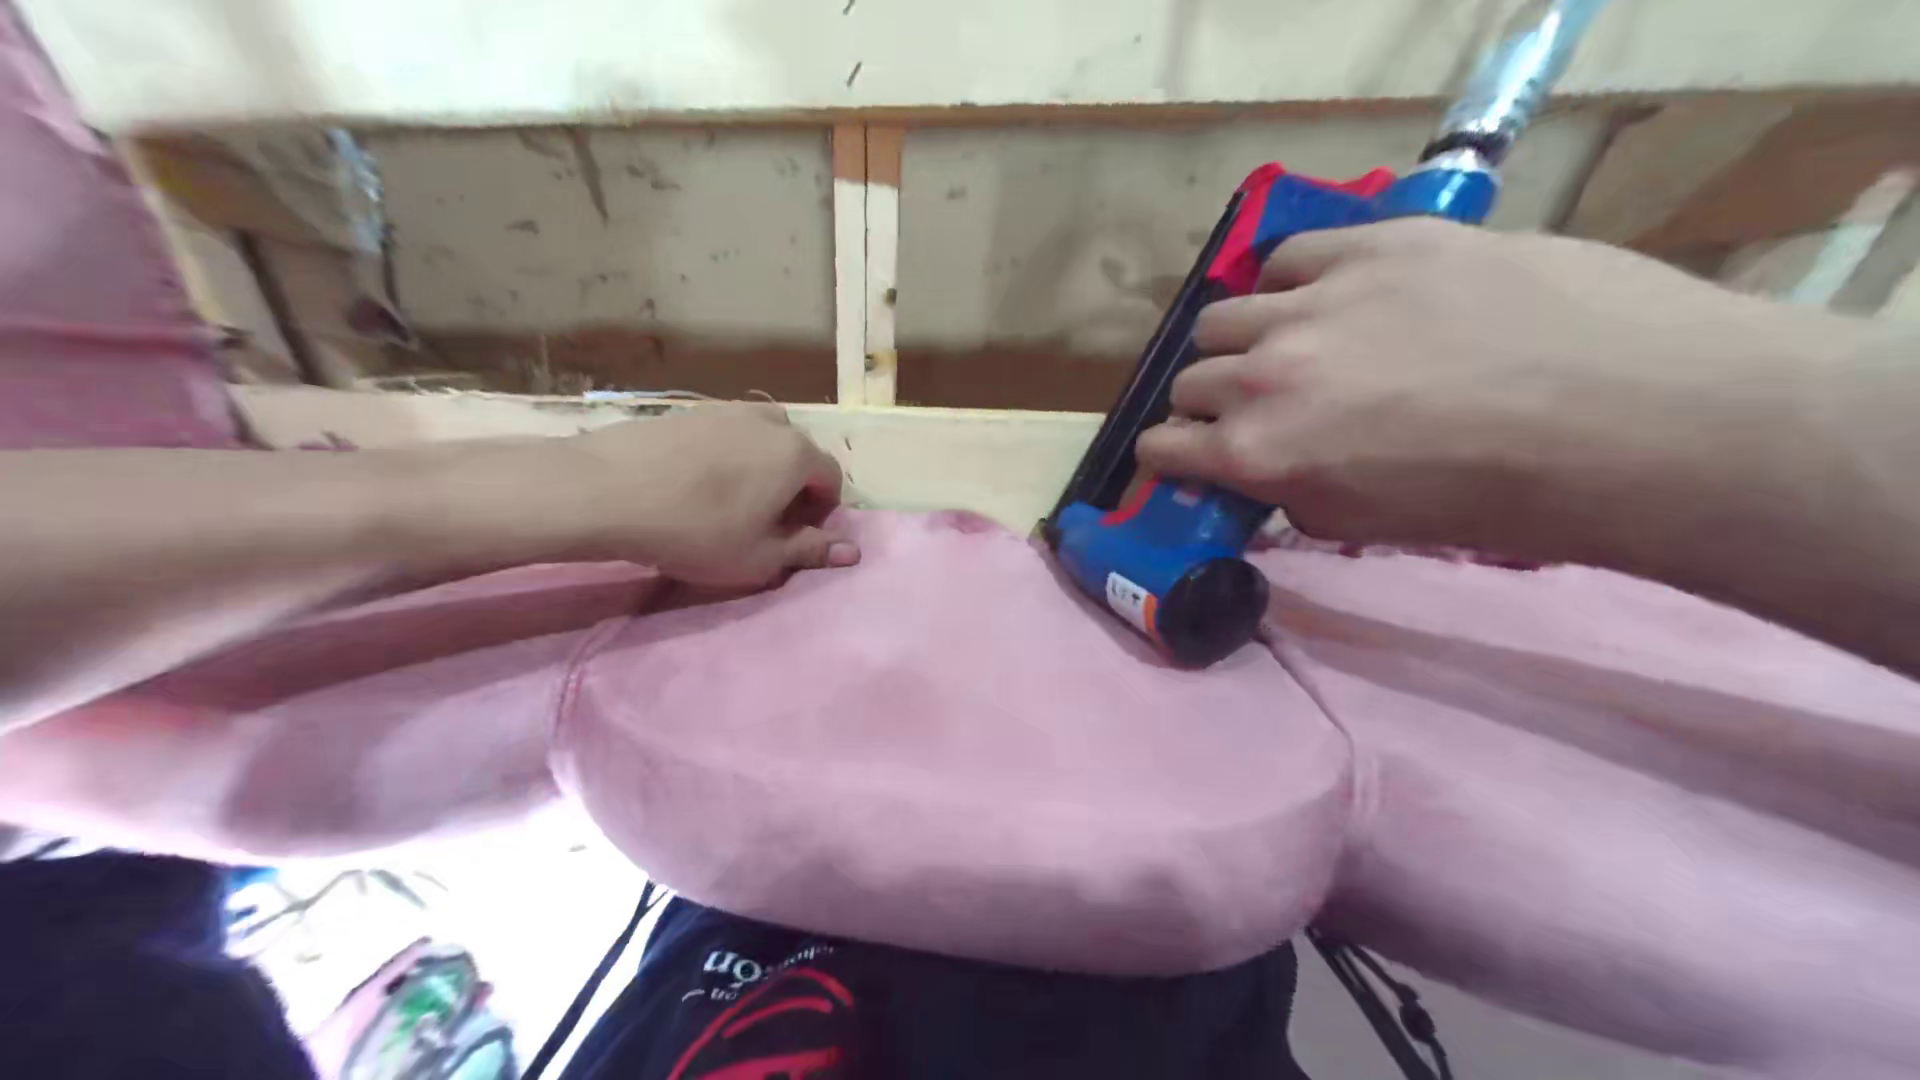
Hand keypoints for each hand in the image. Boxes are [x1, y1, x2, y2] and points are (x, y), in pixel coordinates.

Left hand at [501, 404, 857, 586]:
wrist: (605, 491)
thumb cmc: (697, 531)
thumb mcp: (760, 557)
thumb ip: (811, 550)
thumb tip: (854, 551)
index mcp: (797, 454)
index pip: (831, 478)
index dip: (821, 510)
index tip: (795, 533)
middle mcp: (771, 422)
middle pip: (799, 453)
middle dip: (793, 485)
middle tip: (764, 518)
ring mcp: (727, 409)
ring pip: (762, 439)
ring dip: (761, 466)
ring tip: (730, 498)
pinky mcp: (689, 410)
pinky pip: (726, 432)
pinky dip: (726, 454)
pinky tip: (695, 481)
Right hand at [1135, 219, 1860, 562]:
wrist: (1637, 421)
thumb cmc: (1493, 500)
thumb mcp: (1364, 525)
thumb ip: (1290, 496)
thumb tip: (1268, 476)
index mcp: (1257, 453)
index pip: (1160, 447)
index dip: (1165, 456)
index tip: (1182, 457)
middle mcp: (1263, 376)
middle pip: (1187, 380)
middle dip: (1206, 403)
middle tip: (1249, 409)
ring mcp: (1315, 302)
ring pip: (1221, 315)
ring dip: (1238, 342)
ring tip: (1285, 347)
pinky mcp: (1376, 245)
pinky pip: (1288, 257)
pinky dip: (1288, 284)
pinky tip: (1323, 298)